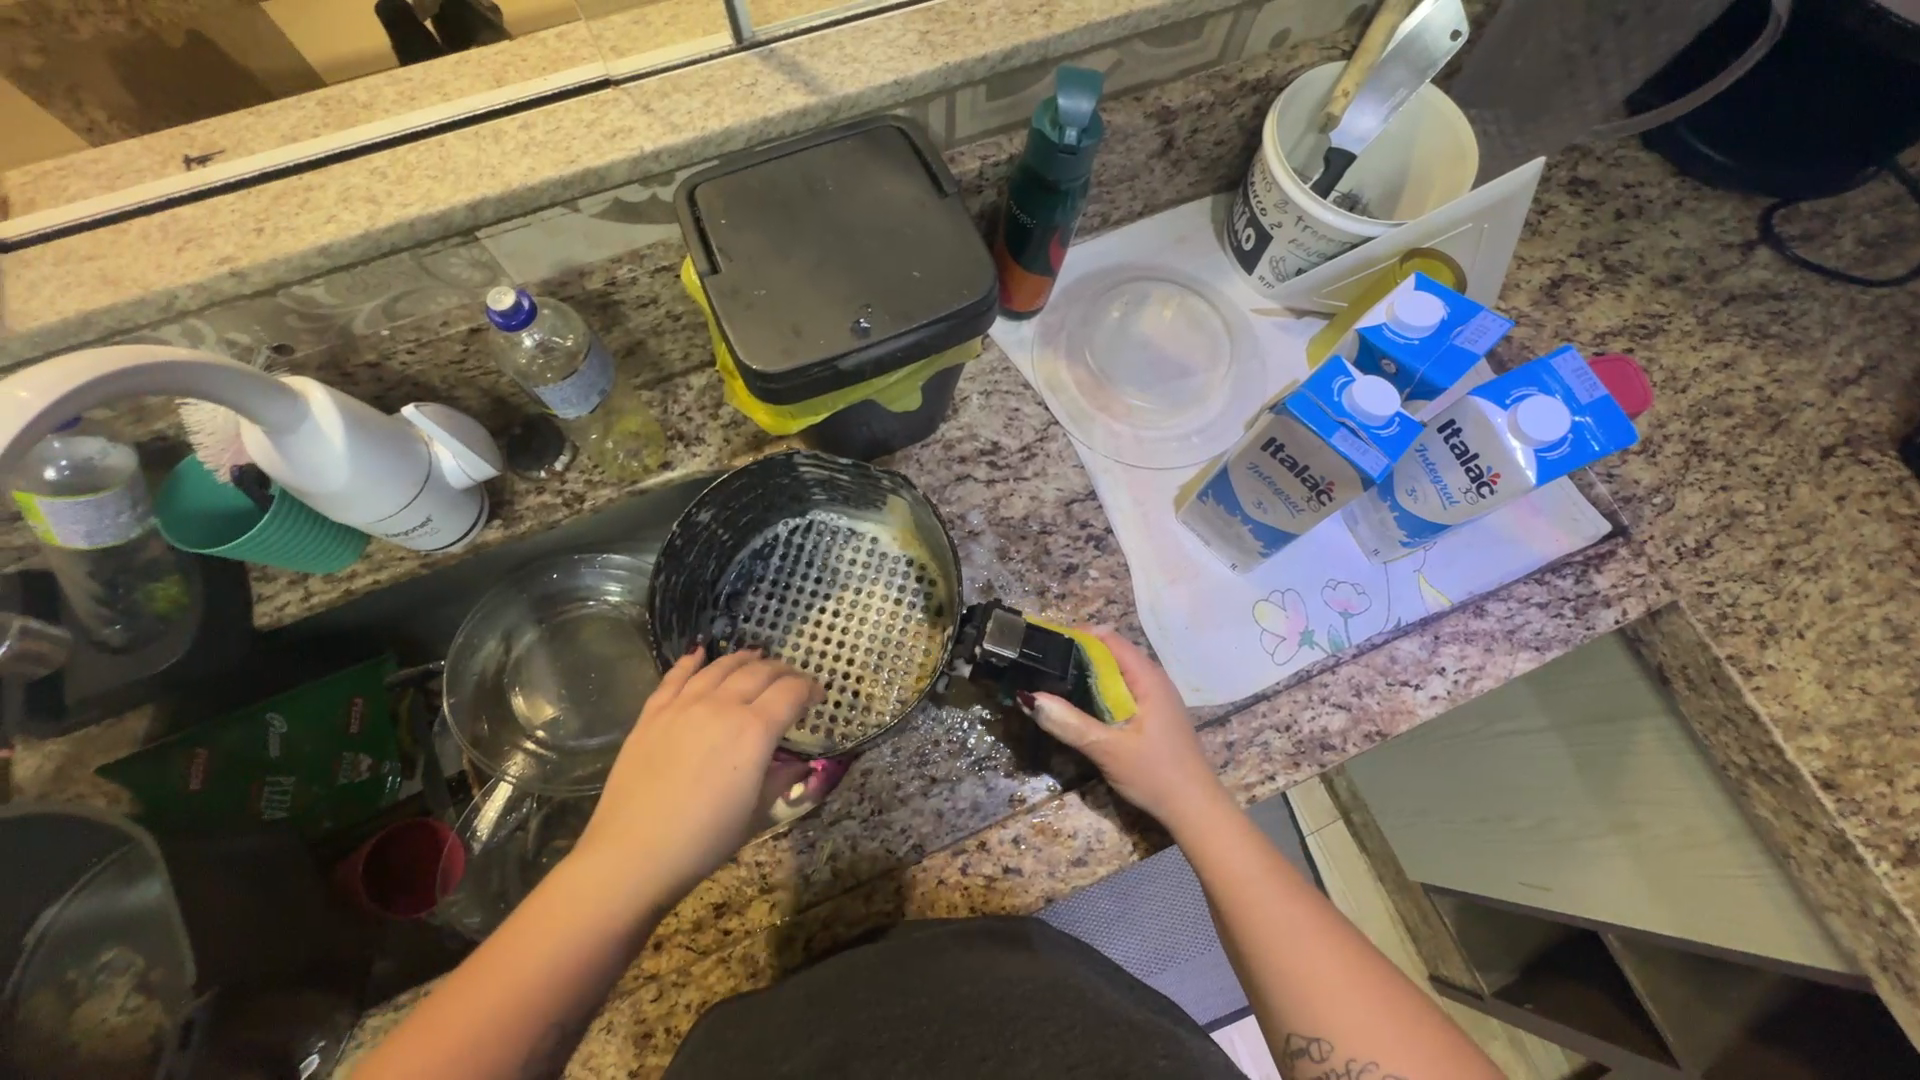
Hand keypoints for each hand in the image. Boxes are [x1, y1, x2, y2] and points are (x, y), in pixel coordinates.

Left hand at [572, 646, 821, 914]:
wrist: (633, 854)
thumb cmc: (704, 841)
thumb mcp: (756, 813)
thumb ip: (781, 779)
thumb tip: (798, 764)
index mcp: (754, 731)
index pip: (791, 693)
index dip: (810, 689)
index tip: (819, 697)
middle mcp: (721, 706)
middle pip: (759, 673)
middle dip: (783, 672)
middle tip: (793, 681)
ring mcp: (683, 706)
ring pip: (720, 667)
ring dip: (744, 659)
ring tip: (756, 658)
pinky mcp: (652, 714)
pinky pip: (675, 677)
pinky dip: (691, 661)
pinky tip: (700, 652)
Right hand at [1023, 628, 1230, 832]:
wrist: (1196, 810)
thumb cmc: (1156, 775)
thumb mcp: (1107, 749)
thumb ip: (1069, 723)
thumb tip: (1029, 698)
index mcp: (1147, 677)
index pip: (1108, 638)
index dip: (1075, 636)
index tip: (1044, 646)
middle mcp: (1153, 680)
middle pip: (1111, 653)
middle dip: (1077, 656)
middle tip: (1041, 667)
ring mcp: (1155, 698)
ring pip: (1116, 674)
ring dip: (1087, 676)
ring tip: (1053, 684)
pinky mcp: (1153, 715)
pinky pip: (1122, 691)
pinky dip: (1100, 693)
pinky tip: (1081, 708)